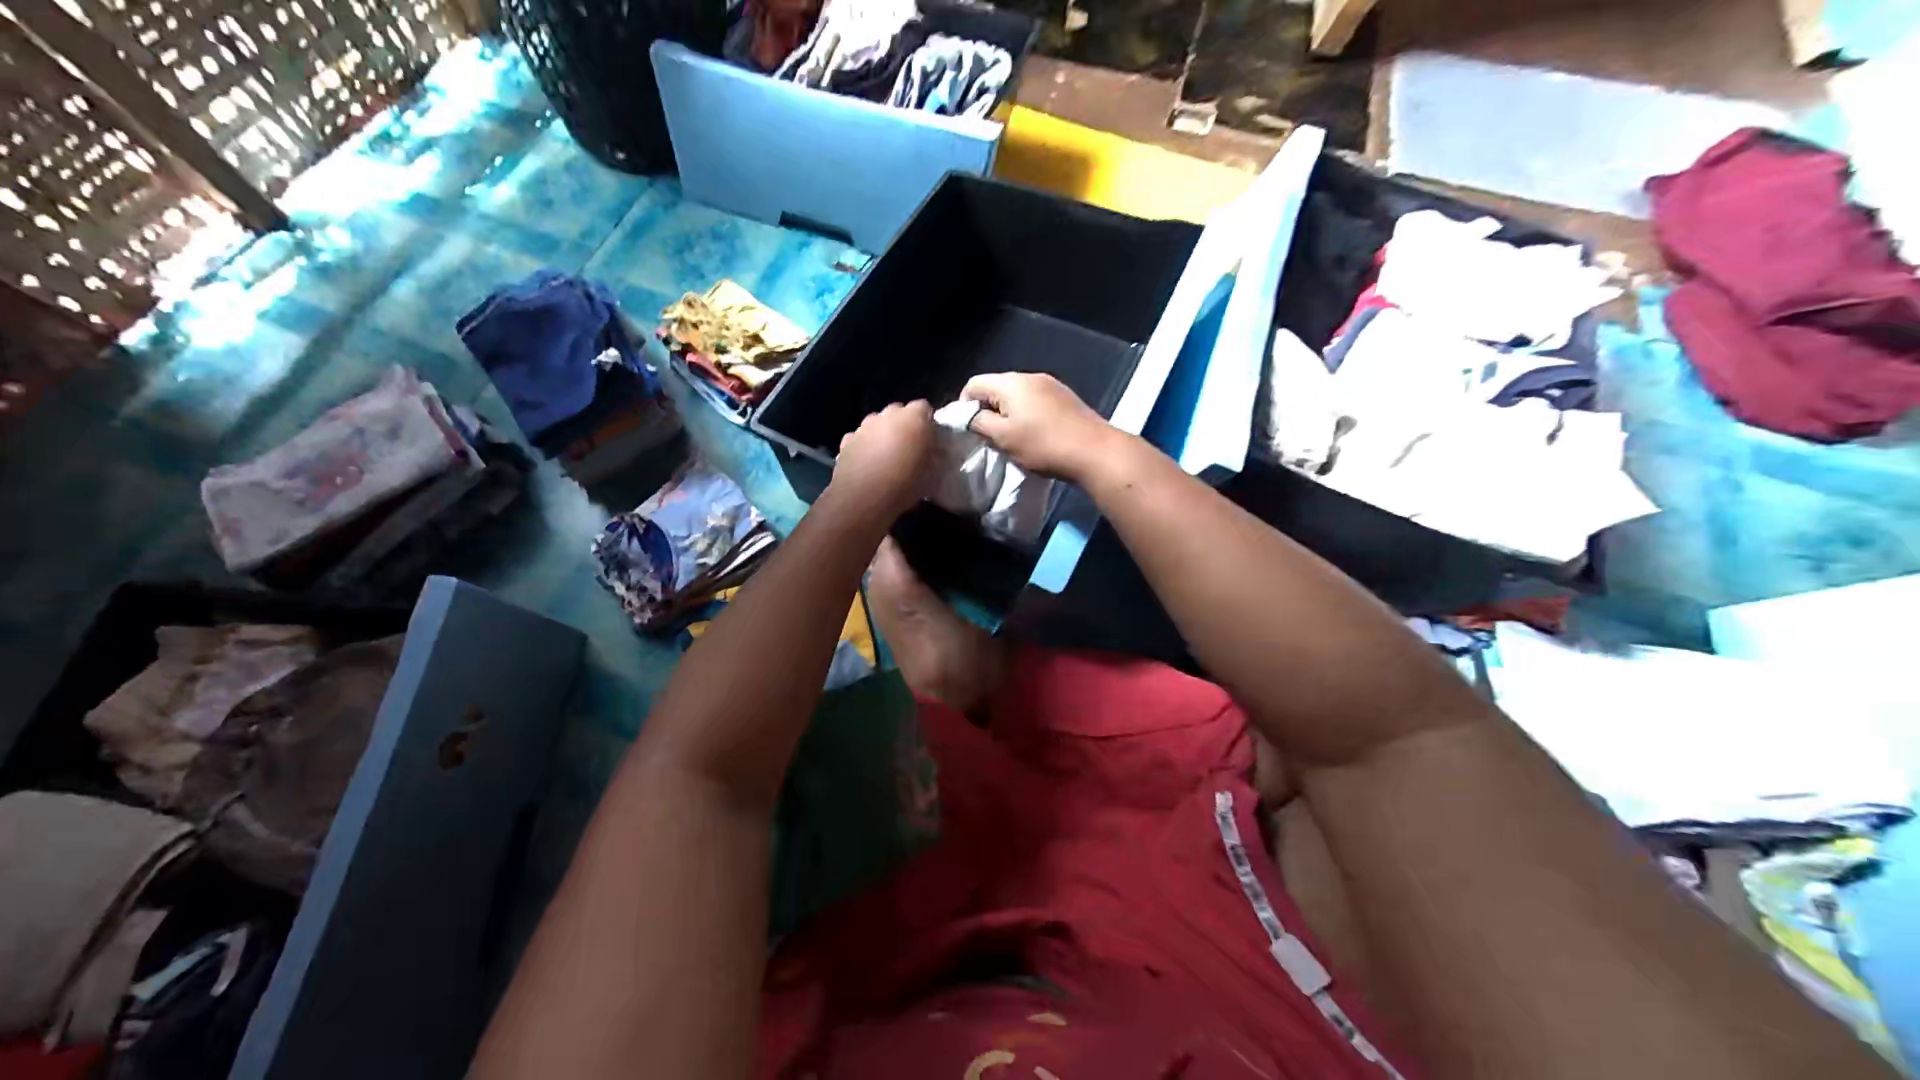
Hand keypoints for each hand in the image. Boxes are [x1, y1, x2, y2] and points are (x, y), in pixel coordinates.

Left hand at [828, 400, 934, 519]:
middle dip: (903, 425)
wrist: (864, 498)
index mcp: (913, 419)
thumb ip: (935, 458)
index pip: (924, 407)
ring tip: (886, 456)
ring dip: (882, 433)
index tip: (929, 438)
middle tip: (908, 447)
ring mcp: (864, 427)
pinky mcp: (846, 441)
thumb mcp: (933, 476)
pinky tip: (866, 463)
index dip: (927, 422)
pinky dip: (863, 446)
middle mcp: (887, 416)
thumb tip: (934, 453)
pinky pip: (859, 438)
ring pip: (876, 423)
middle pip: (898, 411)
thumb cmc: (905, 484)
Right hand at [961, 372, 1121, 482]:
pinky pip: (1036, 401)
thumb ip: (979, 423)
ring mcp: (1051, 385)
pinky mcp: (1065, 398)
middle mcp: (1030, 376)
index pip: (974, 384)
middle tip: (990, 437)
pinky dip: (1028, 415)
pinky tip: (1035, 435)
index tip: (969, 430)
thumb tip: (967, 415)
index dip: (964, 406)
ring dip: (1009, 414)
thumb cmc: (1043, 445)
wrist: (1094, 451)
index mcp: (1011, 382)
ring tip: (1013, 439)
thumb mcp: (1003, 437)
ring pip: (1017, 395)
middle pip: (996, 387)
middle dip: (988, 410)